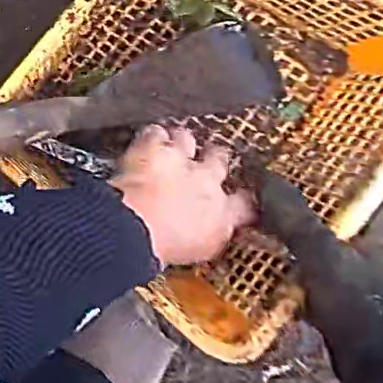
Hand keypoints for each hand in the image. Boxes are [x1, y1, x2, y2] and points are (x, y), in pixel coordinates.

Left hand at [107, 124, 255, 266]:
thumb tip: (206, 231)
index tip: (239, 196)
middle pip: (220, 159)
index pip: (246, 202)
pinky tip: (149, 139)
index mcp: (223, 215)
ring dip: (180, 141)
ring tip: (173, 145)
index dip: (242, 197)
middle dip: (214, 157)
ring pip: (188, 138)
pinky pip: (156, 131)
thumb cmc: (163, 246)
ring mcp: (180, 159)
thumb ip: (211, 233)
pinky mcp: (153, 145)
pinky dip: (152, 135)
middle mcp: (206, 181)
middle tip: (204, 160)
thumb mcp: (200, 250)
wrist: (136, 227)